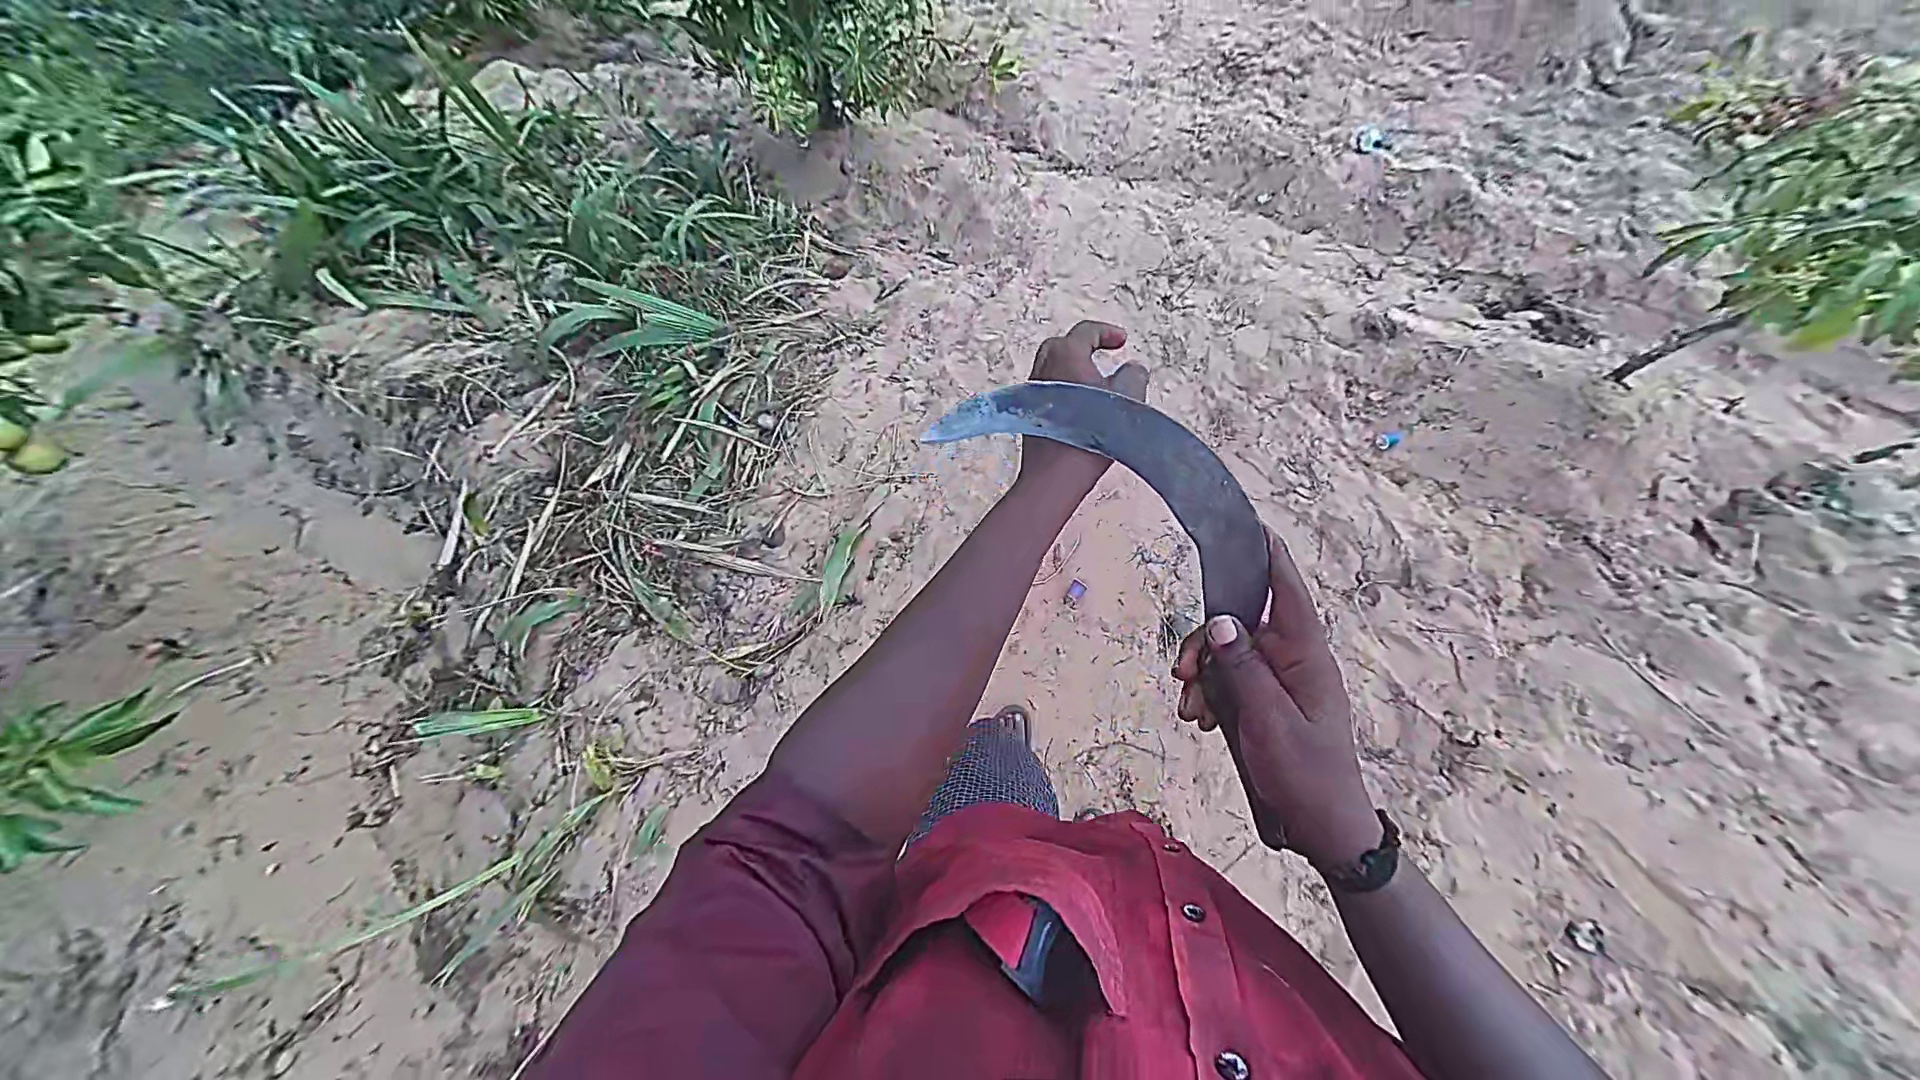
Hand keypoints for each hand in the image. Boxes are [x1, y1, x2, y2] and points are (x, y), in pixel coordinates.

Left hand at [1016, 321, 1149, 491]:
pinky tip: (1079, 406)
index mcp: (1066, 355)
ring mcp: (1031, 391)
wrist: (1059, 472)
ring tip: (1093, 383)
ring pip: (1051, 369)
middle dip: (1084, 346)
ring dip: (1072, 369)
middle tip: (1102, 354)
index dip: (1107, 333)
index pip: (1086, 331)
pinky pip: (1046, 391)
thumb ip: (1134, 375)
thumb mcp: (1128, 397)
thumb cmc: (1091, 434)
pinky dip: (1062, 389)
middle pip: (1062, 346)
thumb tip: (1133, 369)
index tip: (1120, 340)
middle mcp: (1043, 369)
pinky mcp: (1027, 413)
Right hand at [1172, 528, 1382, 865]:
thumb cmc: (1305, 772)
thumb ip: (1243, 667)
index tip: (1253, 528)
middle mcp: (1290, 659)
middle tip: (1182, 676)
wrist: (1321, 825)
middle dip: (1204, 646)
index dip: (1271, 558)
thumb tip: (1221, 619)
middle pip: (1237, 625)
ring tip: (1193, 711)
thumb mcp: (1269, 719)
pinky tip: (1201, 719)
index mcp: (1305, 655)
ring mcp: (1276, 680)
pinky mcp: (1263, 699)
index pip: (1288, 592)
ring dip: (1202, 677)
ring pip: (1224, 654)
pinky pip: (1226, 680)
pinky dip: (1208, 694)